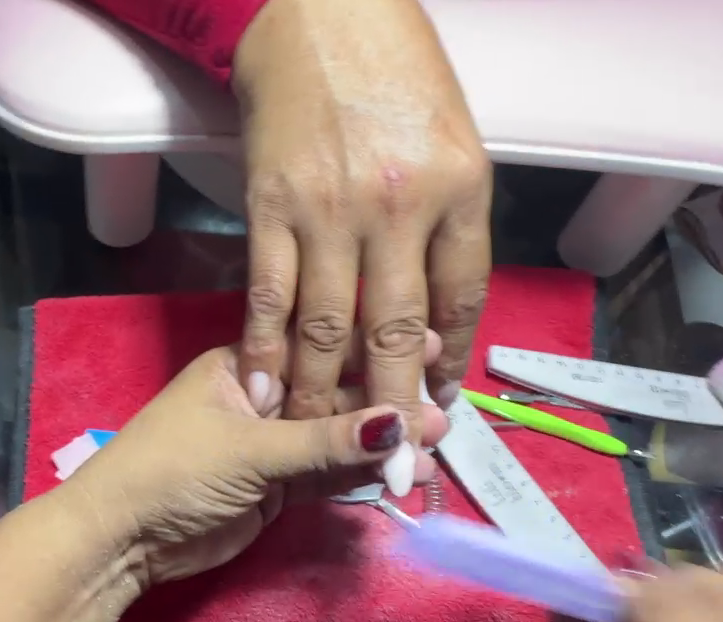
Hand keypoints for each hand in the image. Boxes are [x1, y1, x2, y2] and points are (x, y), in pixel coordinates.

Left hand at [61, 345, 449, 587]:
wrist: (123, 538)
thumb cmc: (172, 470)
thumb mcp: (249, 449)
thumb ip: (324, 440)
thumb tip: (399, 424)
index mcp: (244, 365)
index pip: (319, 347)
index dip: (372, 351)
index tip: (430, 348)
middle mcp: (261, 398)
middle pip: (334, 395)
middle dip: (386, 403)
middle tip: (442, 408)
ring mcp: (268, 445)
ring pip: (334, 438)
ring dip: (379, 442)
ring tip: (435, 441)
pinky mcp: (273, 488)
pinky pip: (324, 474)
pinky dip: (357, 475)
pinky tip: (399, 470)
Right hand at [230, 0, 489, 496]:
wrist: (314, 5)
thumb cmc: (390, 70)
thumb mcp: (450, 137)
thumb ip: (447, 225)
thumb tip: (431, 317)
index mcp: (459, 185)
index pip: (459, 301)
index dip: (448, 366)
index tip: (438, 411)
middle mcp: (399, 205)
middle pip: (396, 331)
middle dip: (393, 410)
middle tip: (395, 475)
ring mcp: (329, 210)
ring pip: (327, 327)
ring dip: (322, 398)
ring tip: (318, 447)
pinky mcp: (270, 211)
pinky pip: (267, 299)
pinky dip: (263, 354)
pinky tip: (263, 397)